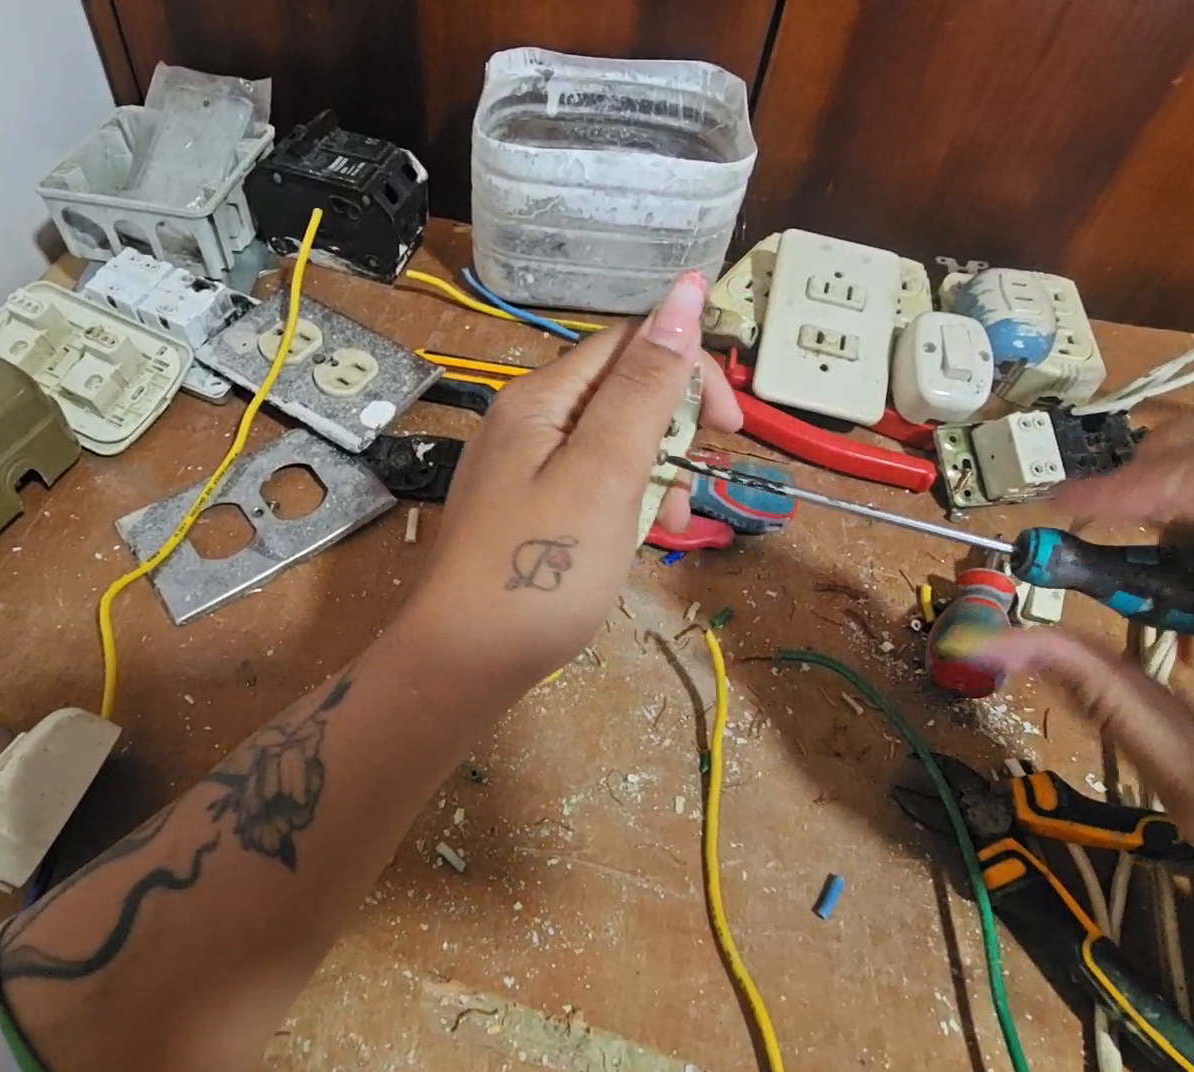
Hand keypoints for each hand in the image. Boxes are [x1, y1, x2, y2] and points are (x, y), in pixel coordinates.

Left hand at [393, 271, 742, 695]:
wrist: (464, 661)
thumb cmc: (542, 568)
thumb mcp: (605, 471)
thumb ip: (646, 385)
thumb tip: (684, 289)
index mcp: (540, 400)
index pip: (629, 345)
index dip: (687, 370)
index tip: (729, 427)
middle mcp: (525, 424)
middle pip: (618, 396)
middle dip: (668, 437)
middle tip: (686, 494)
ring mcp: (519, 471)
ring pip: (607, 448)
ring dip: (649, 479)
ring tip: (664, 529)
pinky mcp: (523, 513)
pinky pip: (585, 488)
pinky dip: (618, 508)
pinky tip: (632, 543)